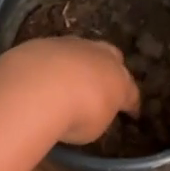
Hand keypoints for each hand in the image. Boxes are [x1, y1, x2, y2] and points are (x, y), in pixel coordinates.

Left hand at [0, 37, 140, 143]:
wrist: (38, 87)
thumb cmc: (76, 115)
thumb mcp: (93, 128)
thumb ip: (97, 116)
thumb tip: (92, 113)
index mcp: (120, 81)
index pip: (130, 92)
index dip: (130, 103)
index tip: (131, 111)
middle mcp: (100, 57)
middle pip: (111, 57)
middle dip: (108, 68)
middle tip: (101, 83)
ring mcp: (72, 45)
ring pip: (81, 50)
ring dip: (77, 62)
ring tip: (67, 79)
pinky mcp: (44, 42)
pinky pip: (54, 52)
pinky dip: (51, 63)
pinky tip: (42, 74)